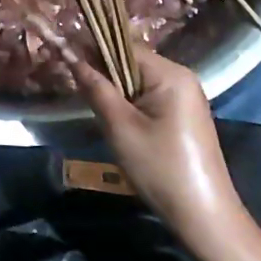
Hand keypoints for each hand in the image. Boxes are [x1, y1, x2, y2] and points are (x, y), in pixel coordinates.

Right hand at [69, 47, 250, 244]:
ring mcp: (183, 96)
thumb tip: (69, 54)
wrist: (202, 214)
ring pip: (134, 78)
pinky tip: (108, 114)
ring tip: (83, 98)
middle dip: (97, 68)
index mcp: (170, 74)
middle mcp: (181, 77)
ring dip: (109, 86)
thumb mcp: (119, 125)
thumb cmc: (159, 166)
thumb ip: (94, 87)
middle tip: (67, 80)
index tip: (57, 52)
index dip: (89, 48)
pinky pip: (144, 94)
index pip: (121, 46)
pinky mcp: (180, 114)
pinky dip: (123, 99)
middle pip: (128, 60)